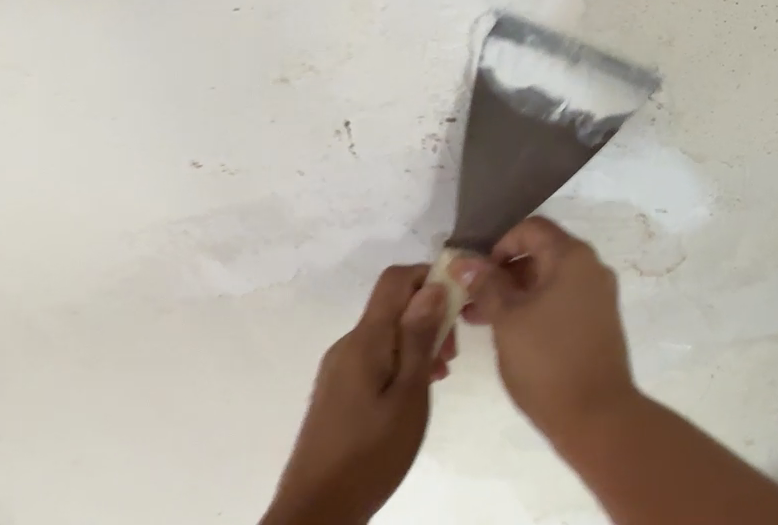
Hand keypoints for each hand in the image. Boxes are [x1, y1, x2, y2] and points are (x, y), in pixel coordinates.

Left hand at [261, 265, 458, 524]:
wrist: (316, 514)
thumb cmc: (371, 452)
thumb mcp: (410, 393)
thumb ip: (420, 337)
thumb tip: (434, 285)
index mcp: (365, 340)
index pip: (396, 279)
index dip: (431, 277)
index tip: (461, 303)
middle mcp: (348, 345)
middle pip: (395, 305)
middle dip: (431, 315)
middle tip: (452, 355)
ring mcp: (340, 368)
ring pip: (389, 332)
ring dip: (420, 341)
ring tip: (440, 377)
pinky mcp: (339, 390)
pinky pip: (378, 355)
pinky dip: (404, 361)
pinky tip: (417, 392)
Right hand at [455, 218, 637, 443]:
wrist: (597, 414)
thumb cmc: (547, 360)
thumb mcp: (507, 319)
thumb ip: (486, 285)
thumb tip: (464, 260)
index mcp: (573, 256)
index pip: (532, 228)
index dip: (499, 244)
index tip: (473, 272)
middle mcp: (590, 267)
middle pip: (540, 252)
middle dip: (502, 271)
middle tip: (468, 298)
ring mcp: (597, 294)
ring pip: (548, 279)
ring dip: (513, 292)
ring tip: (476, 319)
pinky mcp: (597, 320)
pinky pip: (560, 299)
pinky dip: (533, 306)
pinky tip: (504, 331)